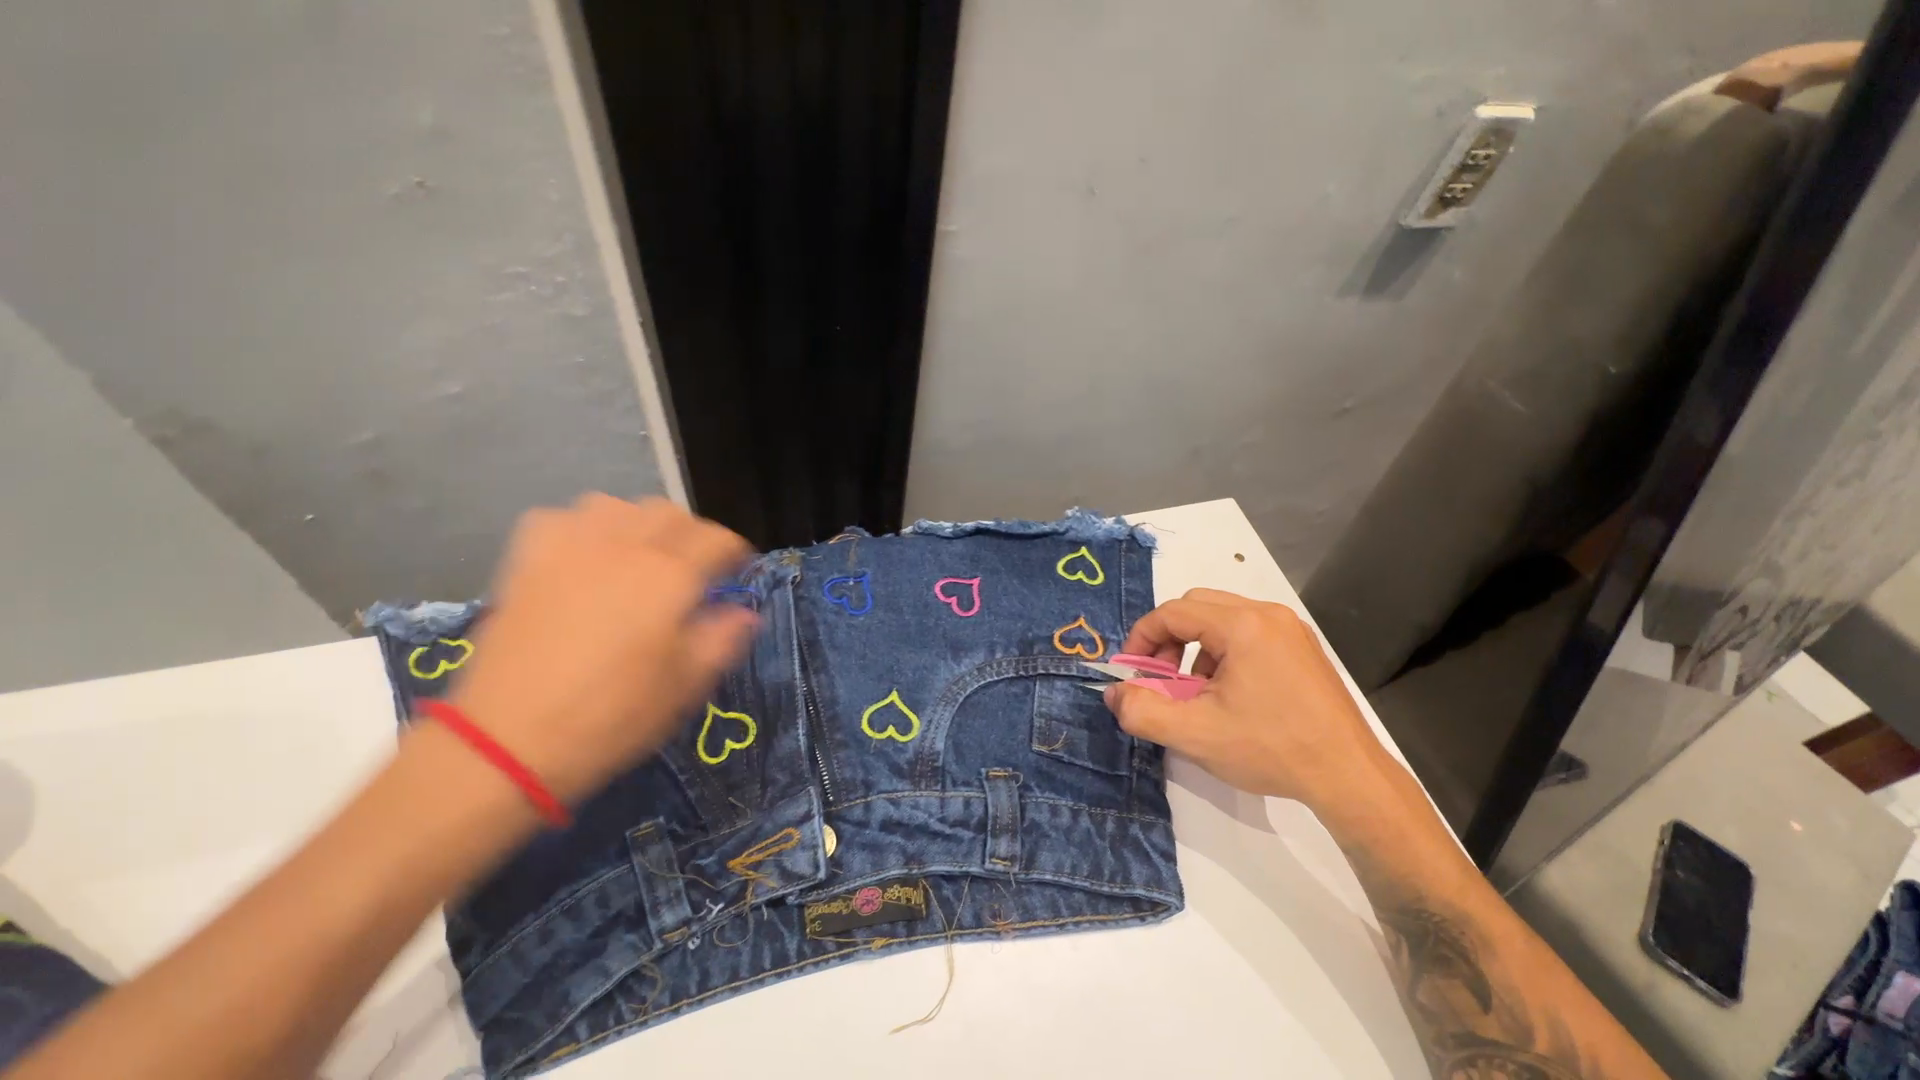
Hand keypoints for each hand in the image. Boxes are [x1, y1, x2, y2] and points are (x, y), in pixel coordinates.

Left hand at [446, 495, 756, 800]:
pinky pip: (562, 517)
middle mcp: (624, 546)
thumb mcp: (684, 688)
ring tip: (637, 557)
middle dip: (690, 535)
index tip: (736, 574)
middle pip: (669, 513)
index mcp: (671, 576)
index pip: (718, 539)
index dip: (735, 553)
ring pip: (616, 505)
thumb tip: (744, 612)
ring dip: (636, 524)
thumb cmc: (611, 718)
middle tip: (691, 569)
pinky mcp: (527, 558)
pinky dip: (581, 529)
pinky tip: (583, 558)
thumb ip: (722, 640)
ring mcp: (570, 546)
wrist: (509, 739)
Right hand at [1106, 589, 1404, 810]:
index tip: (1131, 674)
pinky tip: (1229, 697)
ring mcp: (1292, 630)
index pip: (1173, 612)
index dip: (1142, 639)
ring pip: (1224, 620)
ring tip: (1195, 694)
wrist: (1347, 775)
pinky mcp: (1305, 649)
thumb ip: (1142, 710)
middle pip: (1198, 606)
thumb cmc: (1270, 748)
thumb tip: (1113, 693)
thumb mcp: (1194, 734)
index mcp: (1242, 625)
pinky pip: (1250, 634)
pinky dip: (1225, 654)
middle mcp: (1268, 615)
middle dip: (1169, 640)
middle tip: (1160, 680)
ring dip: (1196, 649)